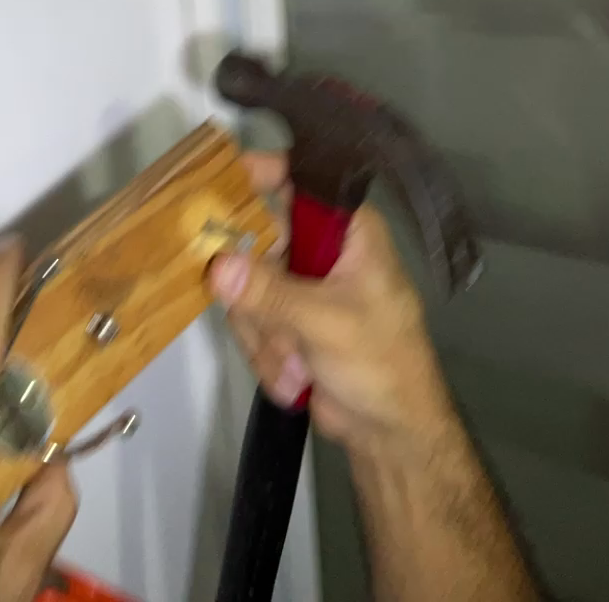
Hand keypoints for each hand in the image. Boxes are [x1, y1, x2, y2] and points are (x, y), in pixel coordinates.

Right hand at [207, 152, 450, 452]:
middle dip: (257, 295)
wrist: (390, 433)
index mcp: (344, 230)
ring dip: (264, 333)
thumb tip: (218, 266)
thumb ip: (271, 294)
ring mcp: (295, 283)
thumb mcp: (328, 323)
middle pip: (253, 238)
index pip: (296, 180)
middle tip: (275, 324)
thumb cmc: (383, 364)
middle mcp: (316, 247)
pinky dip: (265, 353)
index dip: (258, 175)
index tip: (217, 187)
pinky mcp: (279, 316)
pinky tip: (295, 377)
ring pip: (242, 285)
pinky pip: (245, 318)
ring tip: (297, 362)